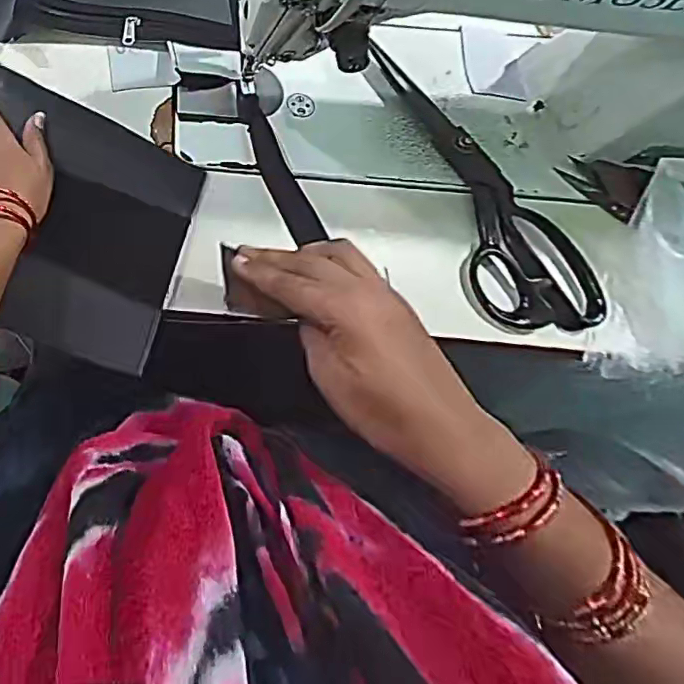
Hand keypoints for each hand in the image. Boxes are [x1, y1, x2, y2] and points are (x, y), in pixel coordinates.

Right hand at [229, 241, 534, 513]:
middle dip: (273, 256)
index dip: (258, 272)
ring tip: (279, 258)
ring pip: (337, 252)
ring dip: (303, 252)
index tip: (237, 263)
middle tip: (247, 255)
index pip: (290, 281)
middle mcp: (368, 291)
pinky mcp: (395, 303)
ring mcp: (385, 294)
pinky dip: (328, 259)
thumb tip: (298, 316)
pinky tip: (318, 270)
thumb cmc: (392, 414)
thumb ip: (306, 333)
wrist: (445, 431)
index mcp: (346, 307)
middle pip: (310, 259)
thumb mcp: (327, 376)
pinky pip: (356, 263)